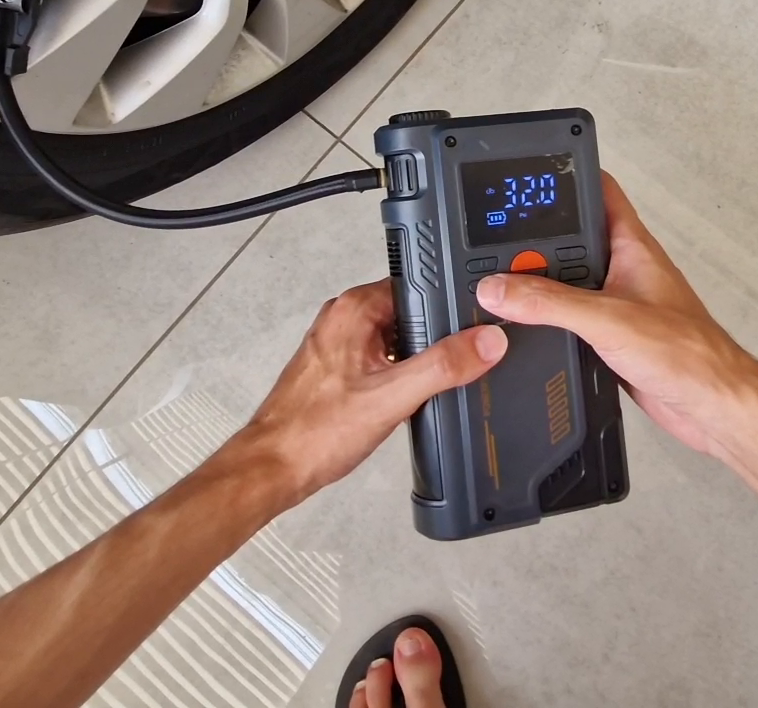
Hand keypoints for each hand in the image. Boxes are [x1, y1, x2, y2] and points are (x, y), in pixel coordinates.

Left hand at [242, 280, 506, 503]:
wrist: (272, 471)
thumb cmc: (314, 433)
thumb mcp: (393, 397)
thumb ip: (444, 366)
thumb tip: (486, 342)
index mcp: (354, 308)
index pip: (418, 287)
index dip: (448, 306)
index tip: (473, 323)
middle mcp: (344, 317)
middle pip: (411, 312)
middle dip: (435, 336)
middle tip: (456, 360)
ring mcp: (340, 341)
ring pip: (398, 336)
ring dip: (417, 357)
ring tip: (430, 381)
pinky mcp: (339, 365)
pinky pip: (383, 355)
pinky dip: (400, 371)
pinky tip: (406, 395)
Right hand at [474, 174, 757, 457]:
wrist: (710, 405)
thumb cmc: (688, 354)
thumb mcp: (608, 319)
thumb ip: (550, 302)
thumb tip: (501, 288)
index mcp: (632, 246)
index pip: (598, 192)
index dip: (567, 178)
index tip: (531, 173)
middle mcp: (623, 269)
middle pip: (571, 238)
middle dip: (538, 238)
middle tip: (500, 244)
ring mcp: (617, 302)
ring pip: (568, 280)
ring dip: (540, 284)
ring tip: (504, 286)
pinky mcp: (611, 335)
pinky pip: (569, 317)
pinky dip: (547, 319)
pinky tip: (528, 326)